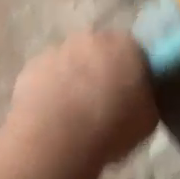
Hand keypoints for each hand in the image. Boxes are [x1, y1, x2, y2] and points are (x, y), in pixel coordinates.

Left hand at [5, 31, 157, 170]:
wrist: (55, 141)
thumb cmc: (109, 130)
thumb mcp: (147, 120)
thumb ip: (146, 99)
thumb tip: (140, 97)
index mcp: (126, 44)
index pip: (134, 51)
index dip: (131, 73)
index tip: (129, 95)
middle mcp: (93, 37)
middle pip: (100, 51)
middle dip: (101, 71)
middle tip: (101, 104)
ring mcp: (59, 48)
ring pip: (71, 62)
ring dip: (73, 79)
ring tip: (72, 116)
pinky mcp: (32, 66)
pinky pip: (46, 76)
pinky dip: (49, 90)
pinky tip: (50, 117)